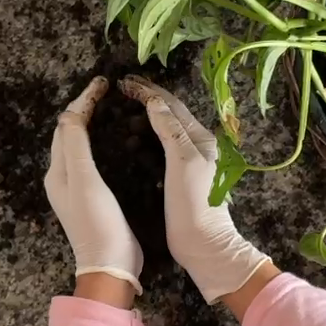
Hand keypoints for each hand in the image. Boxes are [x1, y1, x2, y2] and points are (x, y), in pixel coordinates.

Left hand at [45, 77, 142, 295]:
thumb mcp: (85, 180)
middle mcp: (62, 176)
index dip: (82, 101)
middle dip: (84, 108)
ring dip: (90, 123)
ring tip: (108, 107)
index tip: (102, 82)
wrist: (110, 265)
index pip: (66, 125)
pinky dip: (99, 141)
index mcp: (57, 170)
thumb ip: (77, 145)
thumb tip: (72, 113)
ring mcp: (76, 188)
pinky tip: (115, 141)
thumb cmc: (98, 222)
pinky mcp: (92, 197)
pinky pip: (91, 158)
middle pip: (69, 132)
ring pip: (79, 144)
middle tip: (106, 90)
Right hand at [121, 78, 271, 303]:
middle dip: (146, 100)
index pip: (172, 105)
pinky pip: (161, 149)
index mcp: (200, 138)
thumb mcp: (182, 162)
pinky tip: (132, 143)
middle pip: (169, 114)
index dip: (148, 91)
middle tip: (122, 92)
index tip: (125, 82)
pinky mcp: (179, 177)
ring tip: (123, 116)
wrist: (204, 244)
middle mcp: (196, 146)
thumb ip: (170, 130)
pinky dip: (146, 140)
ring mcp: (189, 162)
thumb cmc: (194, 204)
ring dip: (144, 120)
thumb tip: (155, 102)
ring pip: (164, 131)